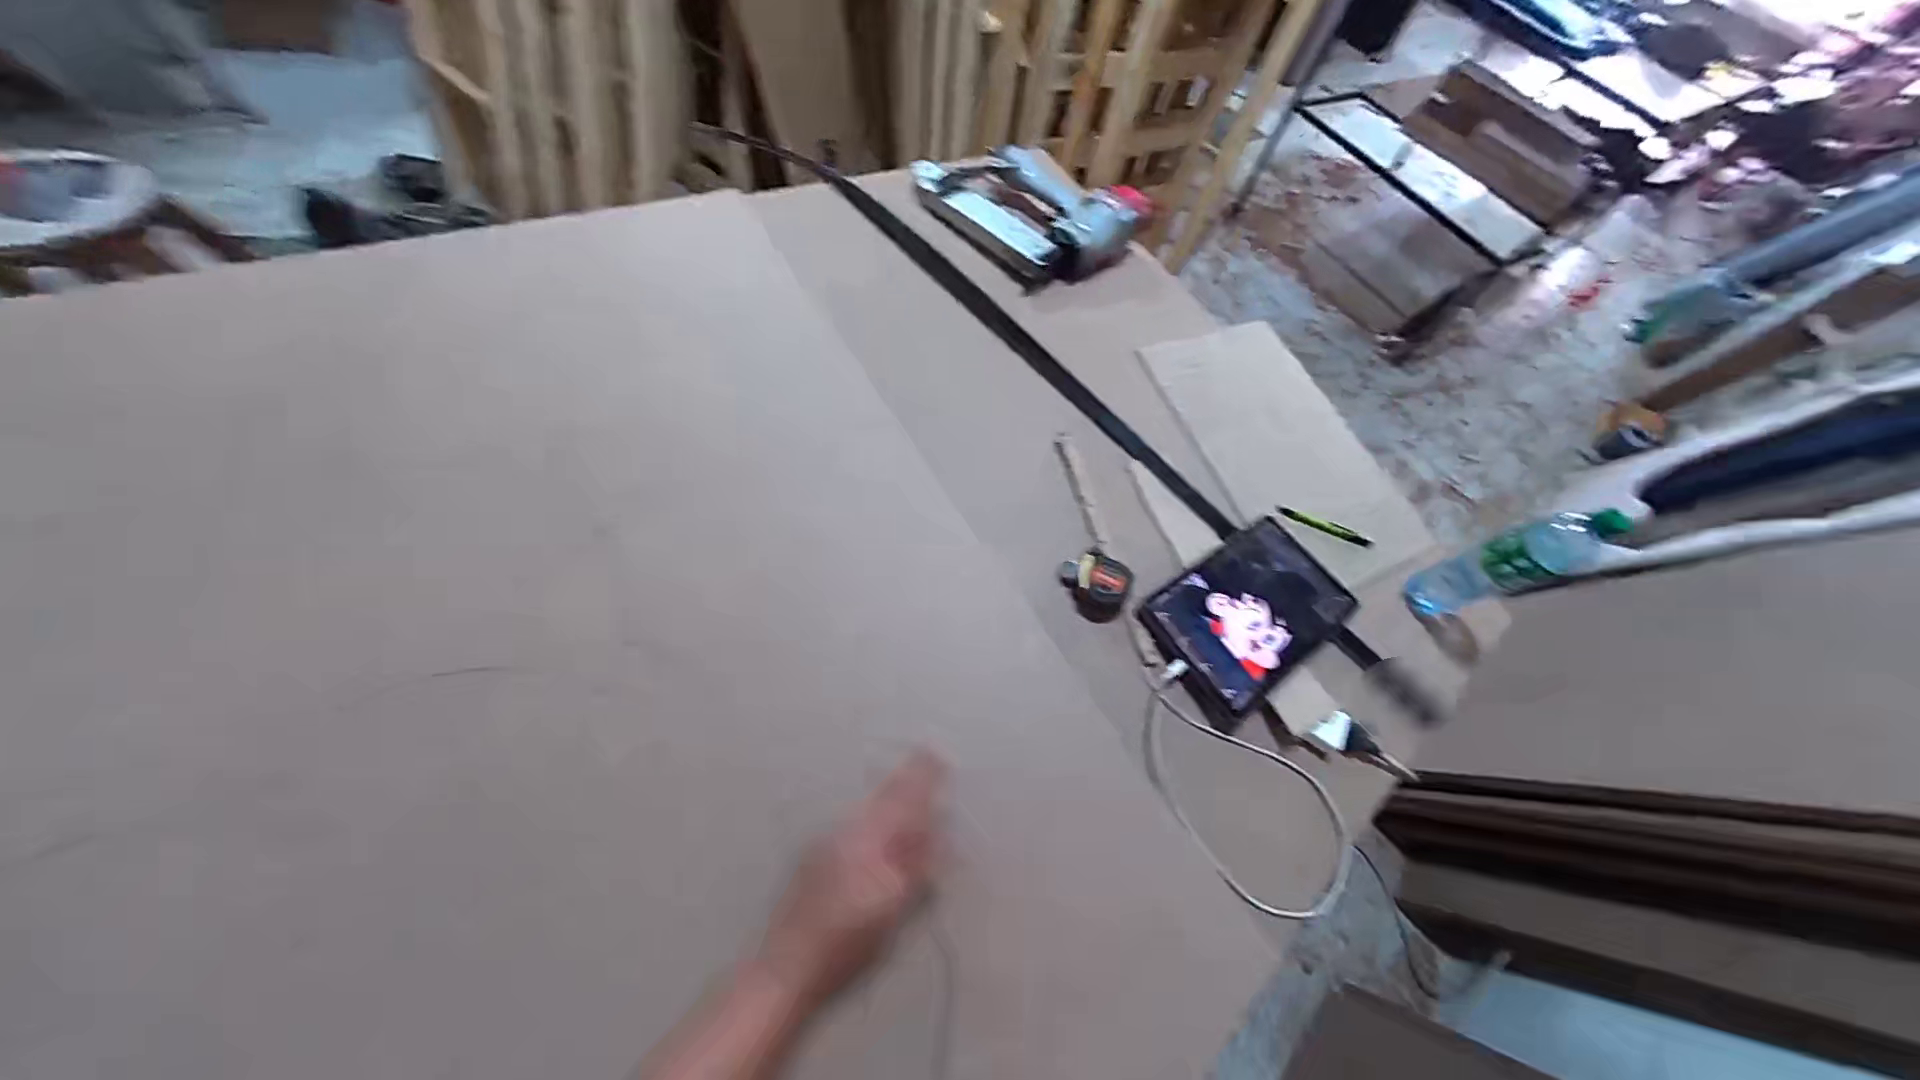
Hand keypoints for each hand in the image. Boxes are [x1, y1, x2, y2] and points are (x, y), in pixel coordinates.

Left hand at [755, 751, 946, 1008]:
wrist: (784, 969)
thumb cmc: (845, 944)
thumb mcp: (892, 909)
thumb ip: (916, 865)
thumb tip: (936, 832)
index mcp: (867, 839)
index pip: (902, 797)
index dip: (921, 775)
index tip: (936, 751)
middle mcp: (844, 830)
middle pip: (882, 796)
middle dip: (906, 779)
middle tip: (925, 758)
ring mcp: (824, 842)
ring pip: (866, 809)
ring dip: (888, 798)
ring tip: (906, 789)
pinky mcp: (812, 857)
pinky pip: (852, 824)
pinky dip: (871, 818)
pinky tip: (876, 829)